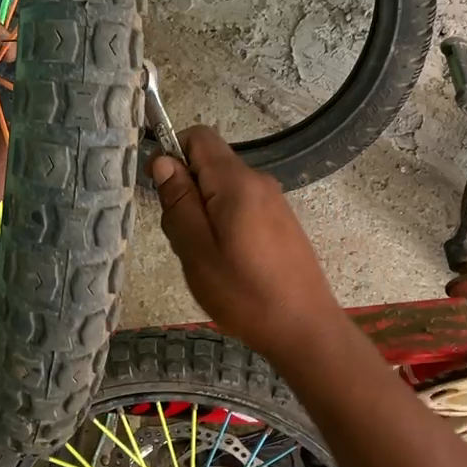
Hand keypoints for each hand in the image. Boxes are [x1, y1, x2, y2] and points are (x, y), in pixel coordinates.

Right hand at [151, 127, 342, 360]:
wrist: (306, 331)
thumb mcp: (197, 250)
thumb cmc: (245, 293)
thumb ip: (178, 201)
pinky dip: (223, 223)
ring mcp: (273, 201)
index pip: (199, 136)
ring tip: (205, 256)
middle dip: (186, 190)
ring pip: (222, 188)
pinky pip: (241, 205)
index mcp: (236, 182)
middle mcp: (258, 181)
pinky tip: (227, 262)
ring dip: (203, 211)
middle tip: (183, 237)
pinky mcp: (281, 221)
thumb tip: (163, 160)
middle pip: (209, 163)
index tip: (160, 189)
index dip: (172, 152)